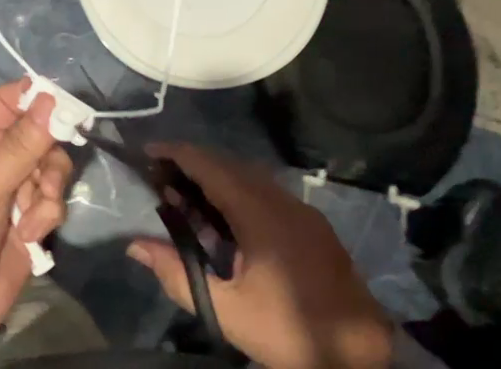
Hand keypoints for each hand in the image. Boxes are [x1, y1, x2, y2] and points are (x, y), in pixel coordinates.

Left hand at [0, 81, 75, 328]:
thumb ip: (20, 145)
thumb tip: (49, 98)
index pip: (8, 101)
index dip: (34, 97)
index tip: (61, 102)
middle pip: (40, 132)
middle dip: (48, 152)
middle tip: (44, 174)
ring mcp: (18, 187)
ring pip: (52, 167)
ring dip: (48, 188)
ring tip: (33, 212)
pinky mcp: (34, 216)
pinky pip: (54, 200)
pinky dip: (47, 214)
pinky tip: (30, 234)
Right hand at [126, 144, 392, 368]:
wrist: (364, 353)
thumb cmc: (291, 329)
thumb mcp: (228, 311)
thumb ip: (178, 275)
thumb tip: (135, 246)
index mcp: (260, 212)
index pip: (210, 165)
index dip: (176, 153)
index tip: (145, 151)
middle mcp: (281, 200)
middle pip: (228, 165)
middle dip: (191, 164)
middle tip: (157, 177)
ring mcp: (301, 210)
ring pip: (249, 177)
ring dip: (215, 178)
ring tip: (184, 196)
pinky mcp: (312, 226)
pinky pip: (266, 193)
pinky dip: (237, 192)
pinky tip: (224, 219)